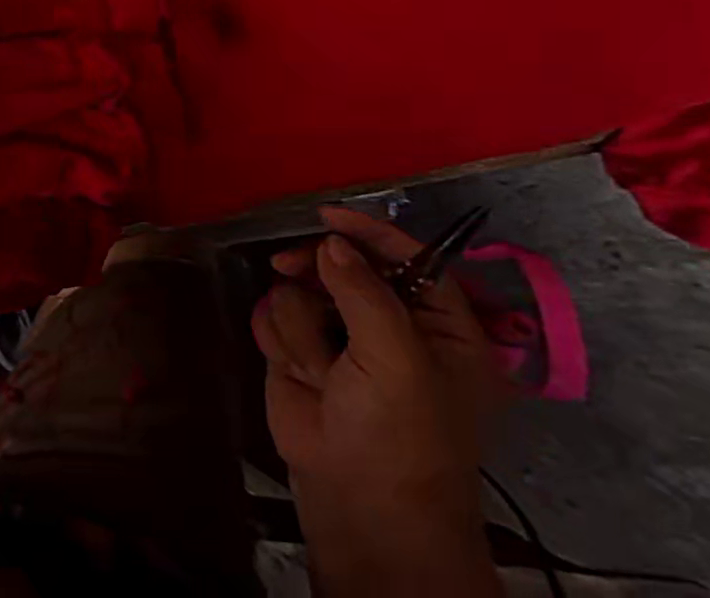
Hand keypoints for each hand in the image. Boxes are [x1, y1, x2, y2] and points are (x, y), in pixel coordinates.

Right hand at [254, 207, 501, 596]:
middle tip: (288, 268)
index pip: (408, 262)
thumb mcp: (397, 359)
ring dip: (300, 329)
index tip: (327, 216)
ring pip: (295, 293)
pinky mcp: (295, 350)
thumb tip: (331, 243)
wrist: (356, 492)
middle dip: (312, 273)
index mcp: (438, 327)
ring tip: (319, 371)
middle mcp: (386, 325)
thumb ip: (365, 295)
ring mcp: (336, 338)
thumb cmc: (402, 431)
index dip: (370, 235)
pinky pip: (270, 318)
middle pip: (337, 267)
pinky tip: (297, 373)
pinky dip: (278, 341)